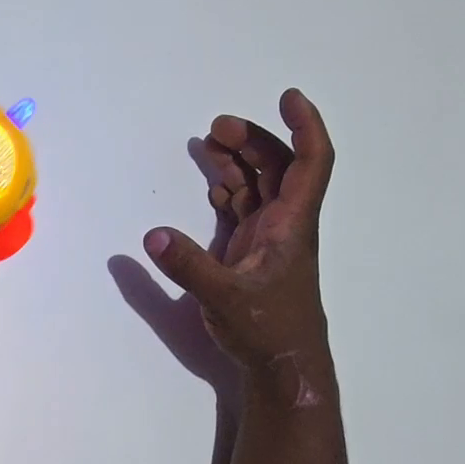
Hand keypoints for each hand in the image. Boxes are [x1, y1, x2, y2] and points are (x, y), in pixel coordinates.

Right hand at [142, 90, 335, 395]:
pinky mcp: (251, 256)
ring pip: (260, 187)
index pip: (311, 162)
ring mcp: (268, 240)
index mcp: (291, 224)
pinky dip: (229, 194)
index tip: (288, 98)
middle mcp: (284, 224)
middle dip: (253, 141)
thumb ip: (188, 266)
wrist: (282, 364)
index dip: (304, 126)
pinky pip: (243, 212)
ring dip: (239, 164)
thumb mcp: (224, 297)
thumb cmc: (267, 328)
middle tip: (217, 128)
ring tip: (209, 145)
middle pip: (279, 167)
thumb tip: (153, 236)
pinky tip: (213, 187)